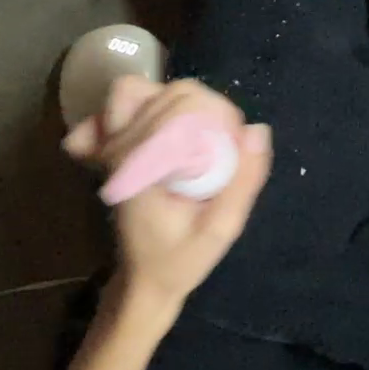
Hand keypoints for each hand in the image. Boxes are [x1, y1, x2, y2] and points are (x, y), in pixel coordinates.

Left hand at [63, 77, 272, 321]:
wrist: (143, 279)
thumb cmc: (181, 259)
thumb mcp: (220, 229)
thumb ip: (242, 182)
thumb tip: (258, 130)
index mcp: (143, 163)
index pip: (183, 105)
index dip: (219, 114)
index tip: (235, 144)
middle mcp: (121, 146)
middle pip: (168, 92)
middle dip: (204, 107)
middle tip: (222, 141)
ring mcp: (111, 145)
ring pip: (139, 90)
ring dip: (175, 102)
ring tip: (196, 133)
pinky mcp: (111, 148)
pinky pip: (123, 107)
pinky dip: (145, 105)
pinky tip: (163, 130)